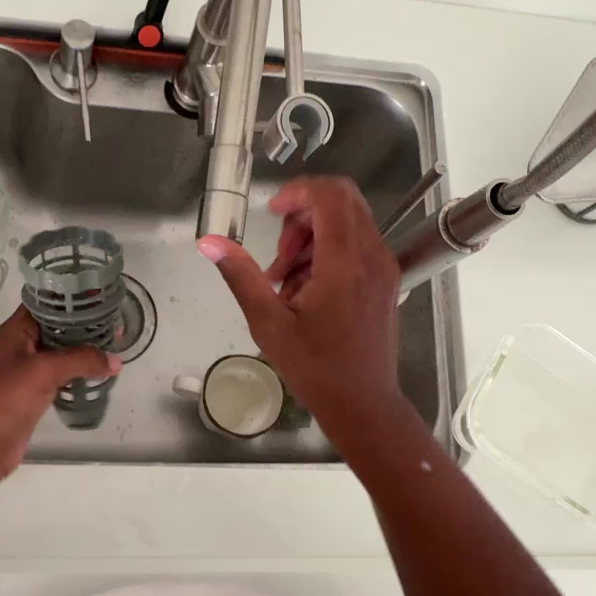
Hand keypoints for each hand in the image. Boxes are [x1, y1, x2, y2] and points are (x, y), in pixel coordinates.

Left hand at [0, 307, 119, 479]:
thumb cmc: (7, 398)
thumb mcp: (45, 370)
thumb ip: (81, 360)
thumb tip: (115, 360)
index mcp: (15, 331)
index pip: (44, 303)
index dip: (70, 297)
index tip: (98, 295)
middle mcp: (19, 346)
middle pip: (54, 327)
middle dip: (82, 324)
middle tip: (113, 322)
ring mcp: (26, 371)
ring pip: (59, 352)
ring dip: (82, 349)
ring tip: (111, 345)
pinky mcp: (33, 393)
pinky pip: (59, 375)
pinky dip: (77, 372)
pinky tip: (98, 373)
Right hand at [198, 177, 403, 422]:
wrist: (362, 403)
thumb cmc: (315, 368)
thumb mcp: (268, 323)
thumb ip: (241, 275)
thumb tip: (209, 242)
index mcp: (344, 262)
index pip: (330, 195)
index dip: (297, 191)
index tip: (271, 212)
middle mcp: (372, 255)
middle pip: (342, 201)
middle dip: (303, 215)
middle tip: (278, 254)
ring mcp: (384, 267)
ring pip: (350, 222)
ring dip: (313, 236)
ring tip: (286, 280)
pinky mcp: (386, 280)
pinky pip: (358, 244)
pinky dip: (329, 252)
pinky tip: (306, 290)